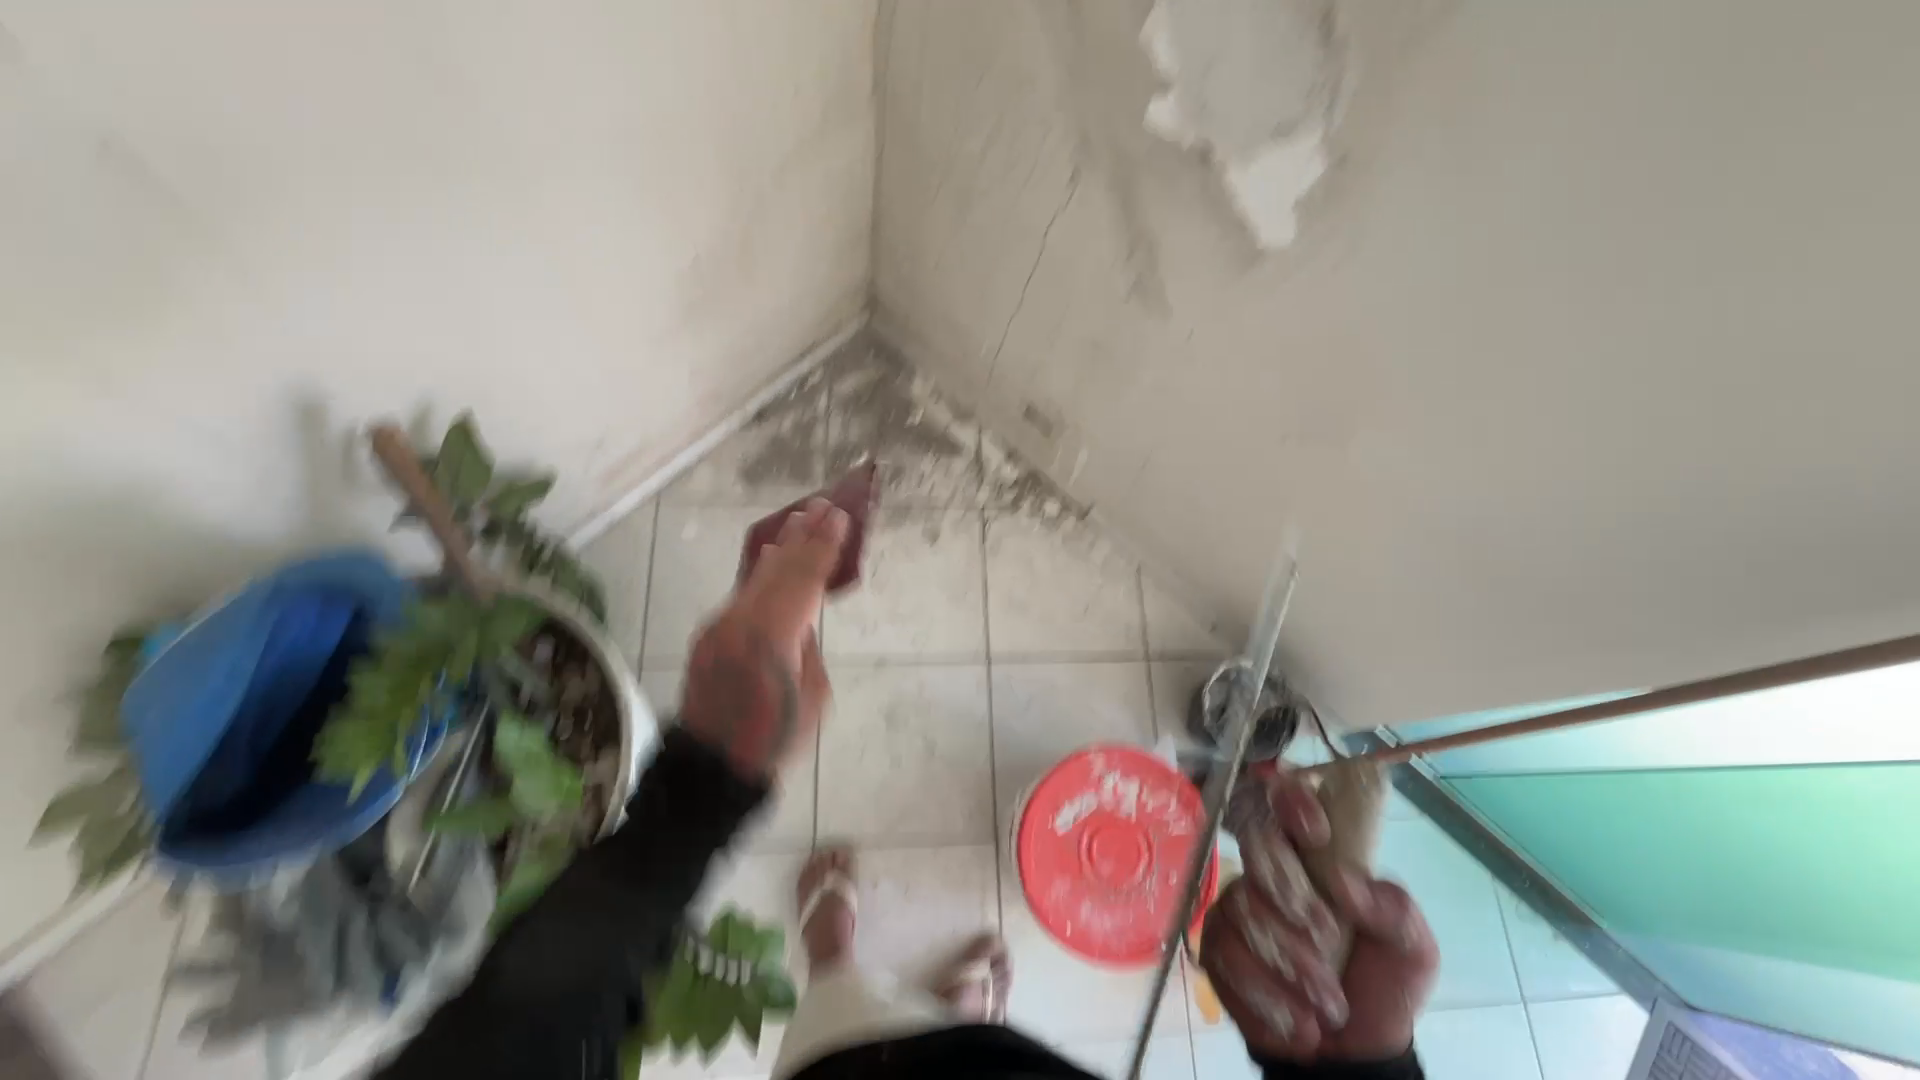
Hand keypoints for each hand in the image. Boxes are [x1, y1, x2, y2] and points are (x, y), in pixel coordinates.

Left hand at [679, 498, 846, 782]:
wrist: (709, 768)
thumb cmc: (775, 739)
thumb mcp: (813, 695)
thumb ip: (806, 647)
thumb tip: (799, 621)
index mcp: (773, 637)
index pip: (805, 580)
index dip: (824, 547)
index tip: (839, 517)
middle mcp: (743, 622)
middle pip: (780, 570)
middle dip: (804, 537)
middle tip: (822, 506)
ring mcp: (721, 627)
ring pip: (757, 578)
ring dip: (781, 548)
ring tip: (798, 520)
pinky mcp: (710, 636)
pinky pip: (742, 595)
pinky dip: (760, 574)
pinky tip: (768, 558)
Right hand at [1201, 768, 1438, 1063]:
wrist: (1352, 1053)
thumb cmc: (1381, 983)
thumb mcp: (1412, 946)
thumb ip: (1392, 907)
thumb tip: (1342, 880)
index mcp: (1316, 853)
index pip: (1286, 796)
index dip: (1289, 800)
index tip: (1316, 834)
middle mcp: (1269, 866)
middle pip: (1256, 842)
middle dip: (1293, 896)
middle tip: (1327, 940)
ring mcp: (1237, 902)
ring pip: (1244, 905)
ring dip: (1291, 962)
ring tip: (1330, 1008)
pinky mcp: (1216, 945)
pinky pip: (1226, 951)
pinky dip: (1266, 992)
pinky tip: (1299, 1023)